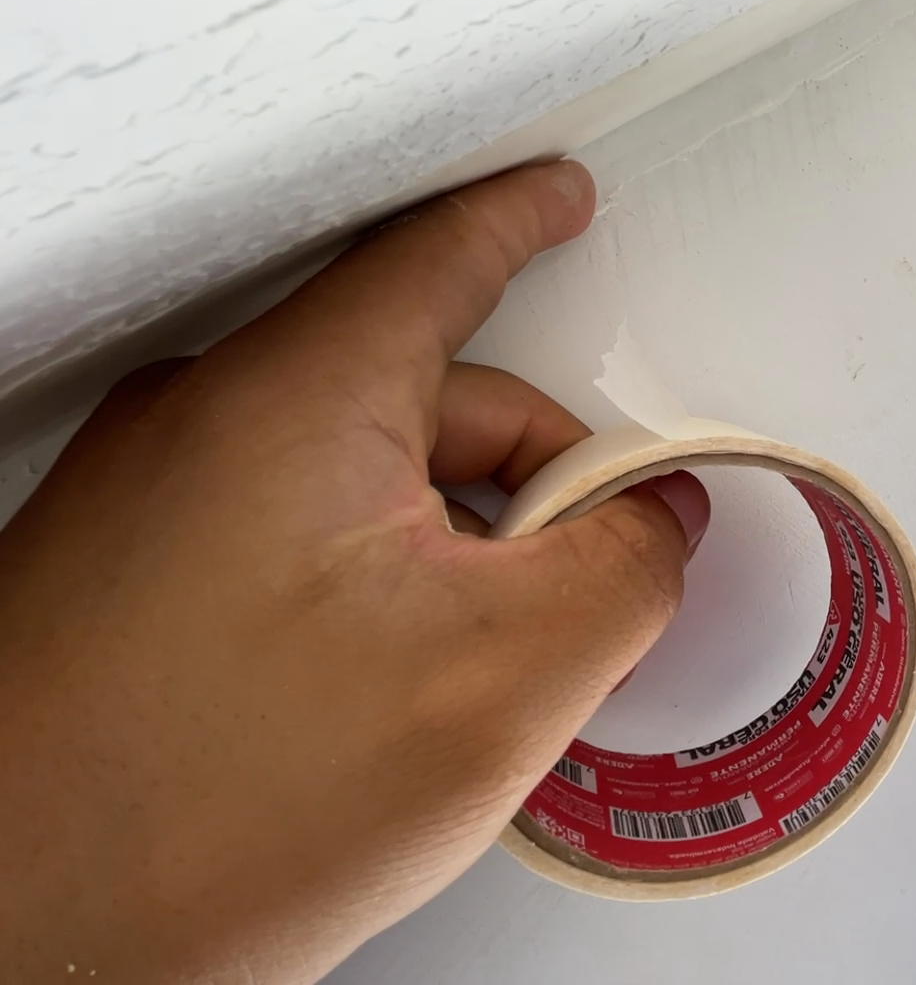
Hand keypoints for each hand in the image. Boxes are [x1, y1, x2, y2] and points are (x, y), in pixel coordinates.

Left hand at [0, 162, 709, 982]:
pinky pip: (369, 536)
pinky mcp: (190, 577)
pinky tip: (431, 680)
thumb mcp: (511, 673)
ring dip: (498, 553)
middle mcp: (230, 437)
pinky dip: (438, 584)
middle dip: (558, 490)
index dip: (521, 218)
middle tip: (590, 590)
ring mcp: (199, 510)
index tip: (563, 191)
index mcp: (298, 415)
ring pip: (424, 484)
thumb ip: (634, 564)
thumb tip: (668, 516)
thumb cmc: (200, 826)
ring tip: (492, 667)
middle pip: (466, 407)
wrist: (9, 971)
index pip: (435, 262)